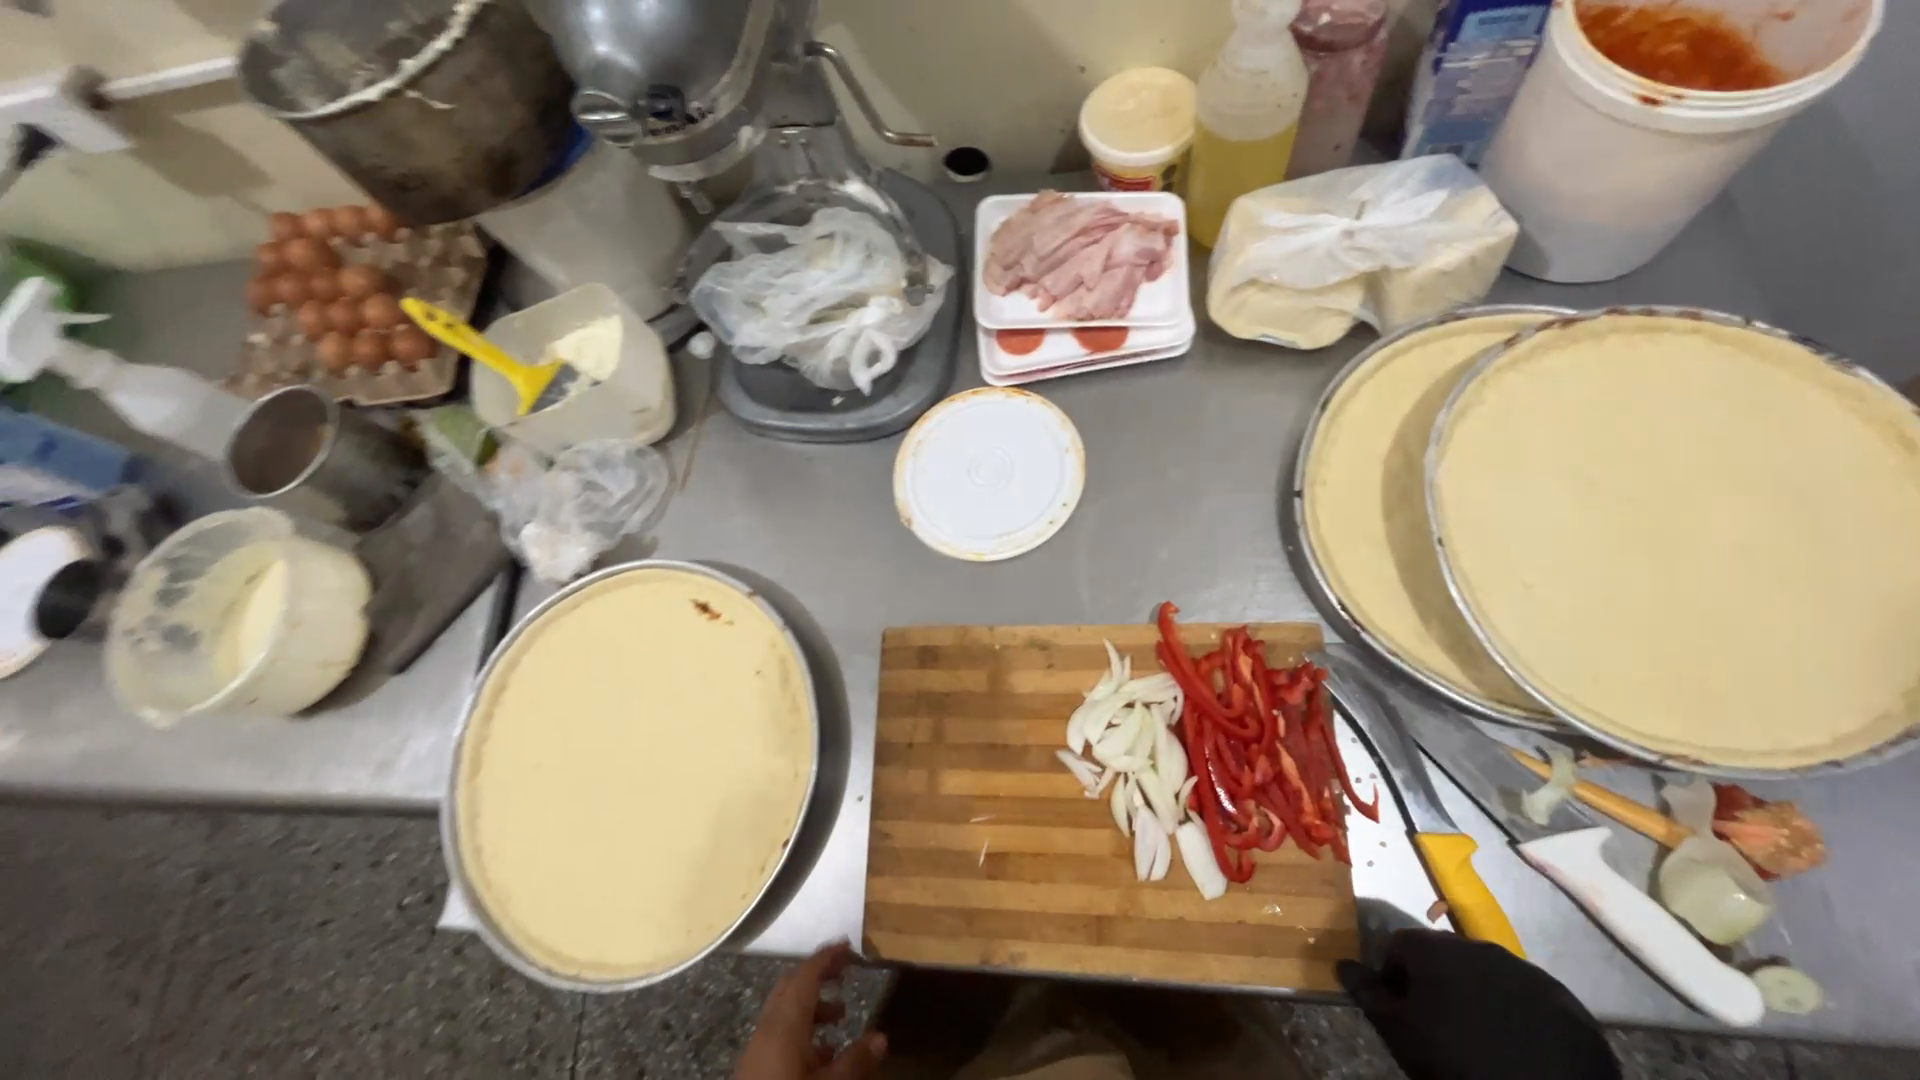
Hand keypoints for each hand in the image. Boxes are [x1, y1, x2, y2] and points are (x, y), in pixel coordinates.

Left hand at [734, 943, 887, 1079]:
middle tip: (847, 974)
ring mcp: (757, 1048)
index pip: (805, 975)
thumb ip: (855, 1061)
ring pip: (784, 1012)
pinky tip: (822, 1055)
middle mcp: (767, 1028)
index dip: (826, 958)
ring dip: (812, 1007)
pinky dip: (801, 1030)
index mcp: (785, 1024)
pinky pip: (778, 1034)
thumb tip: (881, 1036)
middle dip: (819, 977)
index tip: (848, 945)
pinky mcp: (753, 1068)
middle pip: (791, 987)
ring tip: (841, 1018)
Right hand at [1337, 929, 1618, 1079]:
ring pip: (1487, 971)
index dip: (1392, 972)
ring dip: (1475, 991)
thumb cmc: (1455, 1061)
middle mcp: (1479, 946)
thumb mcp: (1401, 1033)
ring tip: (1476, 1032)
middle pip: (1444, 953)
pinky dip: (1514, 1009)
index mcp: (1436, 950)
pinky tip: (1515, 1042)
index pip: (1399, 943)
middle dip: (1434, 978)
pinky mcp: (1565, 1000)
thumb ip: (1369, 994)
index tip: (1397, 1005)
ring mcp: (1526, 971)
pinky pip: (1527, 994)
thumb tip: (1343, 964)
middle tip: (1434, 1019)